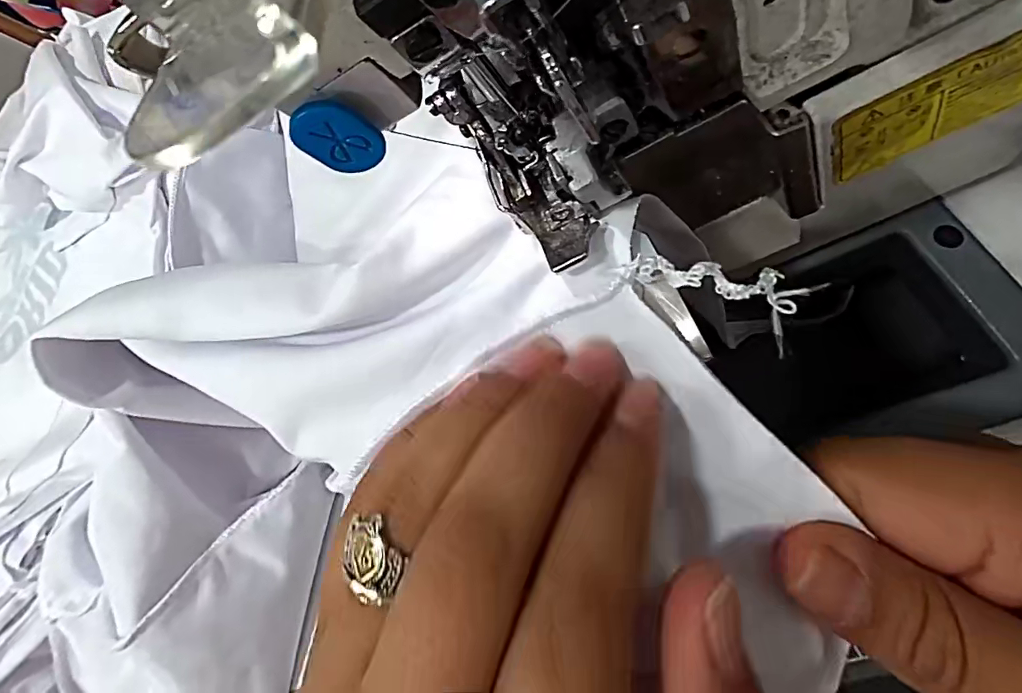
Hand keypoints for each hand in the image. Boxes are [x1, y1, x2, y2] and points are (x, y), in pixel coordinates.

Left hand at [300, 337, 662, 692]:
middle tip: (595, 365)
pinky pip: (358, 525)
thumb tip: (707, 589)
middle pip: (482, 537)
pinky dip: (412, 447)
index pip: (571, 594)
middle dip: (549, 427)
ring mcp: (344, 680)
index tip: (644, 408)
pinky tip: (459, 401)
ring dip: (478, 416)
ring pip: (408, 513)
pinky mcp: (314, 654)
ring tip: (533, 360)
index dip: (616, 482)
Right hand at [668, 437, 1021, 692]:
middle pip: (853, 481)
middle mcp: (1014, 481)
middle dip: (802, 543)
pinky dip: (869, 576)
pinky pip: (908, 537)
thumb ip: (940, 629)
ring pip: (872, 510)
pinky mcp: (1016, 547)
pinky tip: (859, 616)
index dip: (780, 517)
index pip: (844, 467)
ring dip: (832, 565)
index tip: (733, 574)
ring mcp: (1016, 512)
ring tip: (804, 623)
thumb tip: (800, 552)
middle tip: (761, 616)